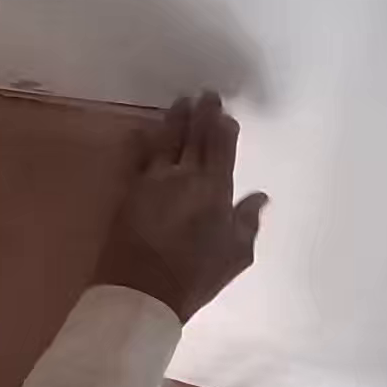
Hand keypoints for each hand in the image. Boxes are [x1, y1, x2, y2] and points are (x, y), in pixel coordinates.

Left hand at [93, 92, 267, 321]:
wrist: (141, 290)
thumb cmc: (194, 277)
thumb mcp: (235, 255)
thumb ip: (247, 222)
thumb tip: (259, 198)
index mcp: (213, 190)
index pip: (220, 147)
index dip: (223, 127)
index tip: (224, 114)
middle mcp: (183, 177)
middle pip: (193, 136)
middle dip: (201, 113)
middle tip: (205, 96)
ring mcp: (151, 180)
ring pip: (163, 139)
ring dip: (173, 119)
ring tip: (179, 104)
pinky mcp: (127, 189)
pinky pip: (134, 156)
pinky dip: (139, 141)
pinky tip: (140, 131)